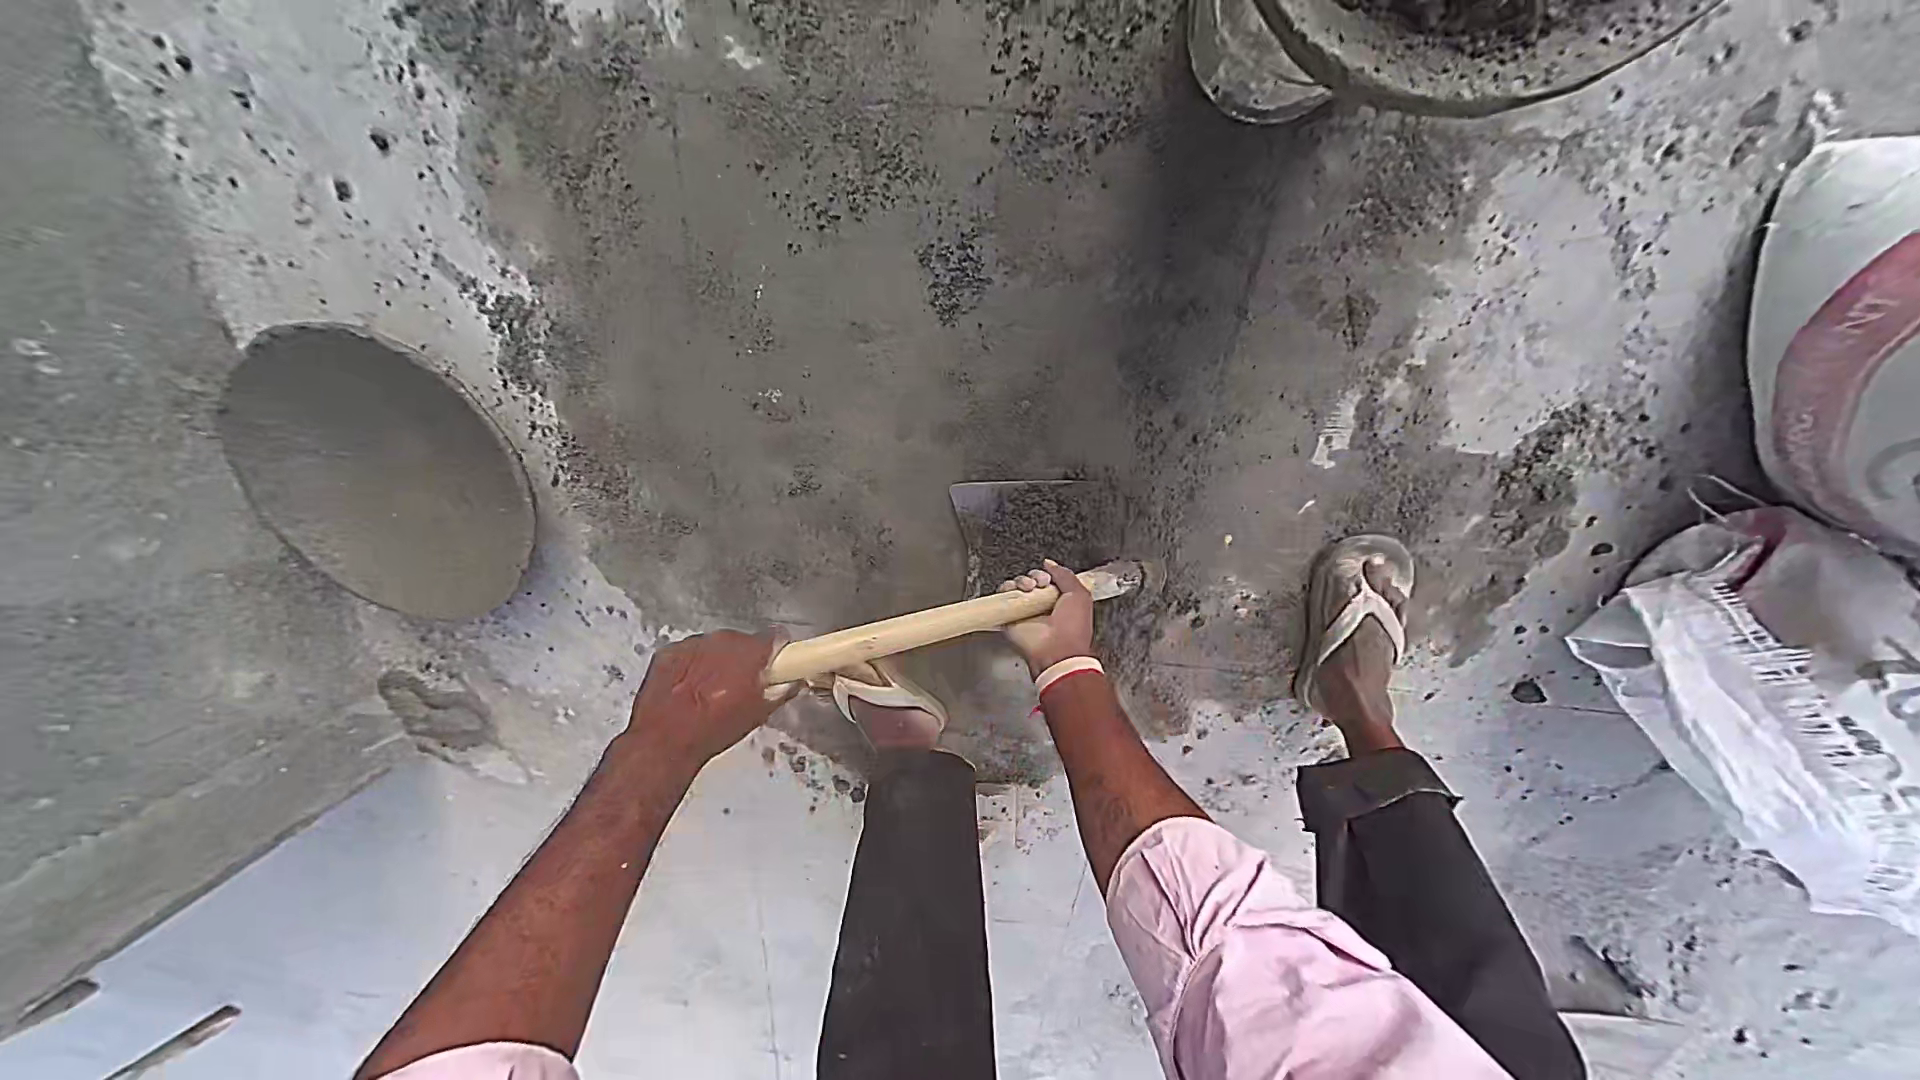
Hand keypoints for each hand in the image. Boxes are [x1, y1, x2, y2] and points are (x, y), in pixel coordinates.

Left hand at [623, 629, 791, 766]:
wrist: (664, 741)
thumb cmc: (713, 730)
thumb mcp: (759, 714)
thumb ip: (781, 691)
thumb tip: (791, 682)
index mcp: (751, 653)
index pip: (776, 637)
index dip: (777, 651)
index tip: (776, 664)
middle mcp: (724, 640)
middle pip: (743, 642)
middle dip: (744, 660)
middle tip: (740, 686)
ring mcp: (694, 643)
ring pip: (715, 646)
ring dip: (717, 662)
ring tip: (710, 692)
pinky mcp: (670, 651)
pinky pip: (689, 653)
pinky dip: (691, 666)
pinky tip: (687, 689)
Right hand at [999, 559, 1094, 676]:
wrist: (1057, 650)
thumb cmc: (1073, 627)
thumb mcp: (1079, 594)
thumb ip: (1065, 575)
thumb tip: (1049, 563)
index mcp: (1059, 599)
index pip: (1047, 578)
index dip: (1046, 574)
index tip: (1048, 578)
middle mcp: (1041, 605)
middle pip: (1030, 580)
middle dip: (1034, 576)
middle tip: (1039, 583)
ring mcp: (1025, 611)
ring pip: (1016, 586)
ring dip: (1021, 581)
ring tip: (1028, 588)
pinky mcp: (1010, 618)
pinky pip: (1003, 597)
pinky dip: (1005, 589)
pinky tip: (1014, 590)